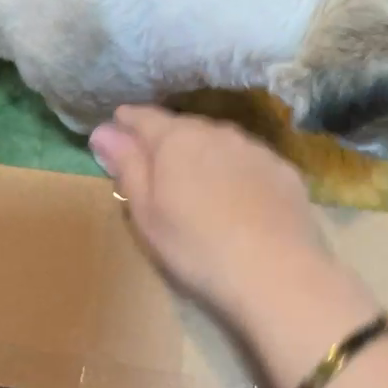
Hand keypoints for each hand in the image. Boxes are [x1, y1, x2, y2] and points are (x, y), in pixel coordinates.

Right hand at [89, 107, 377, 383]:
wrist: (276, 271)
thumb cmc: (195, 246)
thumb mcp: (146, 212)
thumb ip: (126, 165)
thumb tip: (104, 130)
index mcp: (176, 138)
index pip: (143, 117)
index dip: (126, 122)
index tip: (115, 128)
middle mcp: (217, 131)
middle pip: (183, 127)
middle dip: (166, 141)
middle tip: (156, 166)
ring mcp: (255, 148)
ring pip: (219, 142)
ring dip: (204, 155)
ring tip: (198, 184)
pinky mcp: (284, 170)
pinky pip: (250, 162)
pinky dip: (238, 173)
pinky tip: (239, 200)